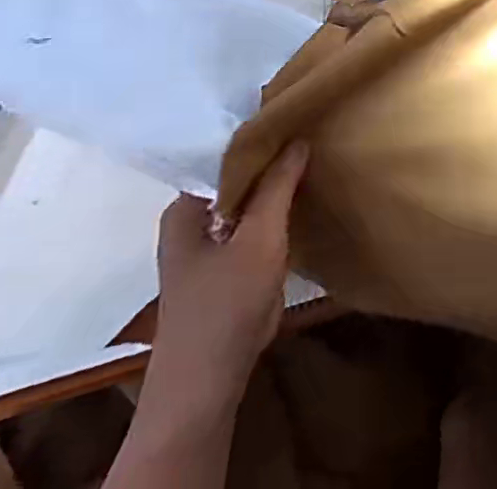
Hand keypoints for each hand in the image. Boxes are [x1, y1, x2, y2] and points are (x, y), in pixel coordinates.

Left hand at [151, 142, 308, 392]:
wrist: (210, 375)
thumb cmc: (226, 301)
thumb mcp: (260, 236)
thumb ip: (278, 186)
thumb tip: (297, 139)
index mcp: (185, 209)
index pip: (222, 158)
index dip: (258, 139)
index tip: (294, 121)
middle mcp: (192, 222)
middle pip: (236, 180)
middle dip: (271, 162)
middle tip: (310, 138)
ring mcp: (210, 245)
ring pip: (248, 203)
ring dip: (276, 189)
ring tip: (312, 163)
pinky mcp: (229, 265)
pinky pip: (255, 225)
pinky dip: (276, 213)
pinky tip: (303, 202)